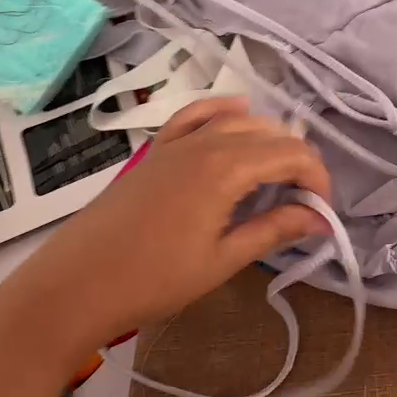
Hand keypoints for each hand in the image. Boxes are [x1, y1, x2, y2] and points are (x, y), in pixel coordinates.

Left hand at [0, 98, 332, 370]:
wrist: (74, 285)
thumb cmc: (152, 279)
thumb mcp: (222, 260)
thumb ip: (274, 230)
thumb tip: (321, 221)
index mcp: (226, 168)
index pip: (292, 155)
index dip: (317, 180)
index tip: (321, 213)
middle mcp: (206, 142)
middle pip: (271, 134)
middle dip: (297, 162)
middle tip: (303, 203)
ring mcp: (178, 141)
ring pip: (239, 120)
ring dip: (268, 140)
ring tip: (277, 175)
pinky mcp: (157, 149)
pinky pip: (196, 113)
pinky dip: (223, 111)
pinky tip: (236, 115)